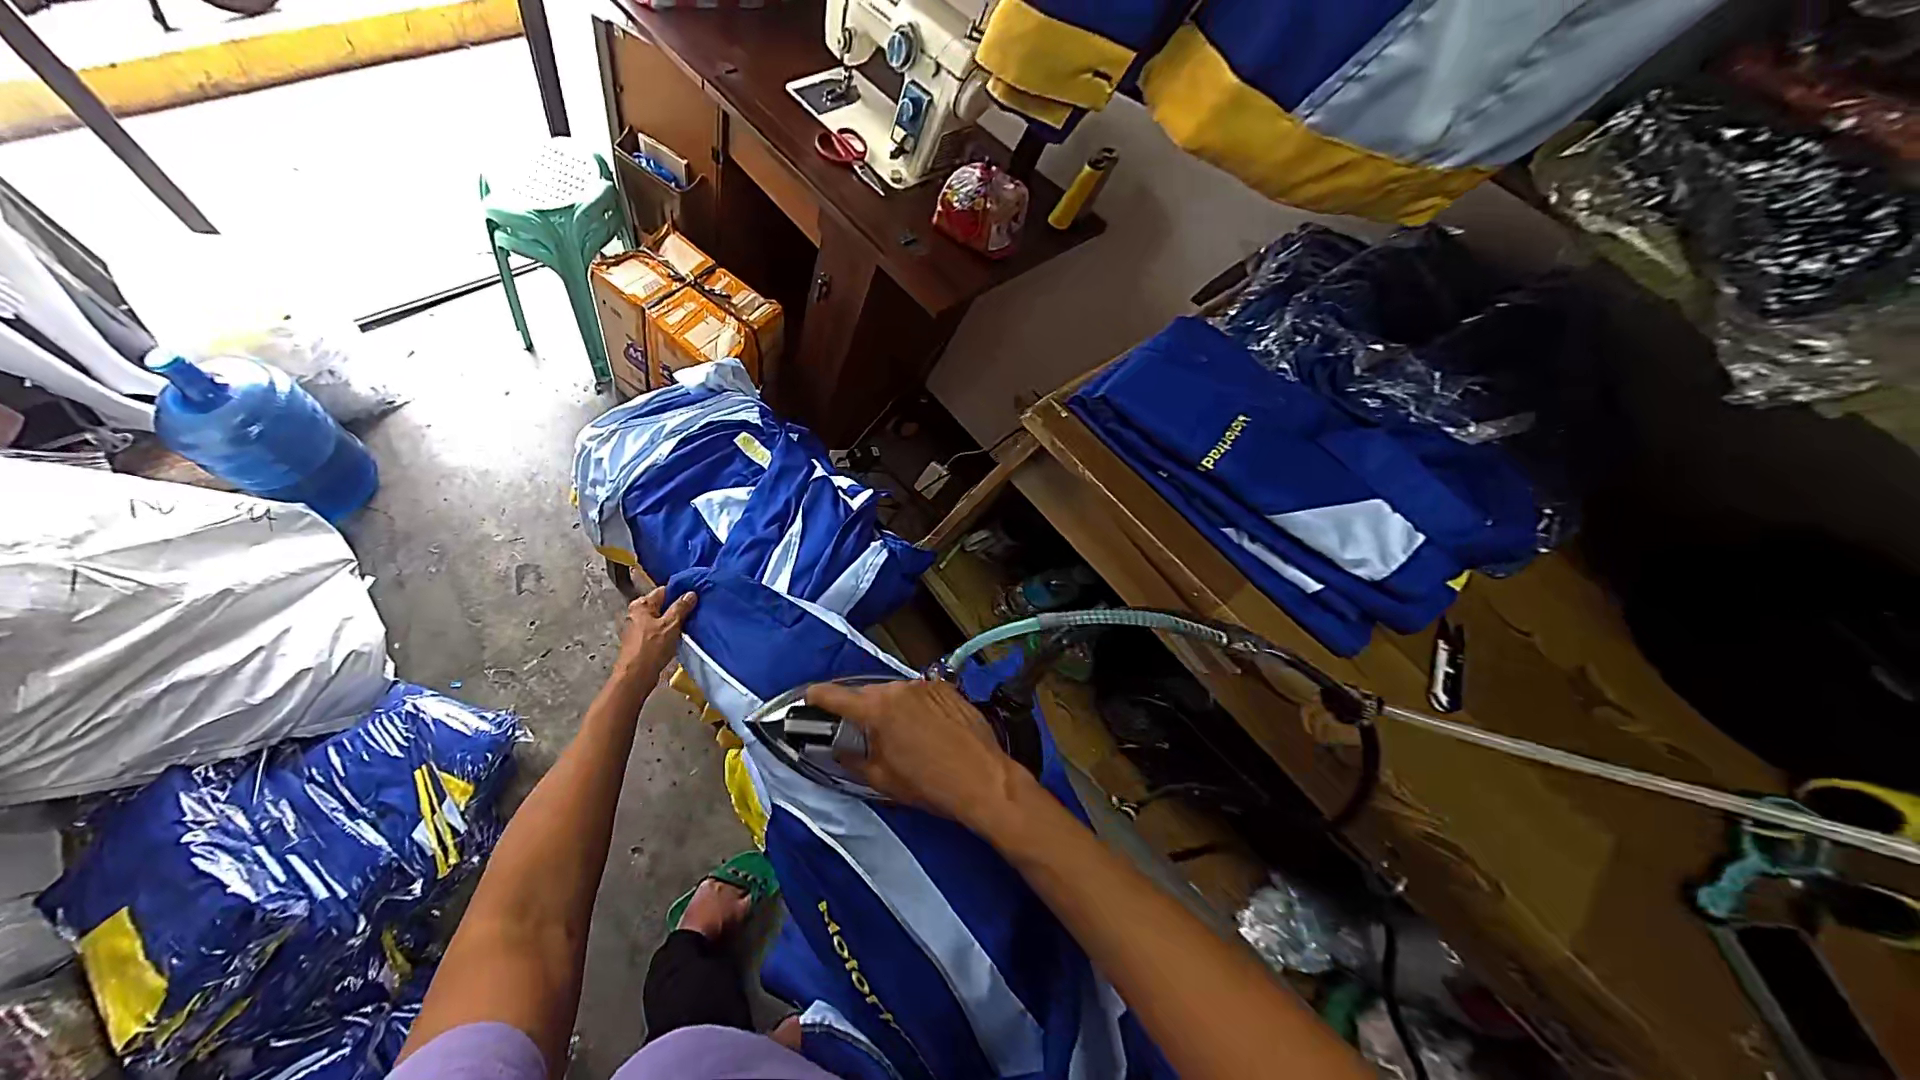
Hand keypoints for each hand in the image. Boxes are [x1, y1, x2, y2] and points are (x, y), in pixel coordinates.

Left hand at [614, 586, 695, 684]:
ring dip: (676, 621)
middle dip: (679, 608)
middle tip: (698, 610)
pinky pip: (661, 630)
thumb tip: (691, 593)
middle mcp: (637, 613)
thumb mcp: (671, 625)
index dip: (681, 593)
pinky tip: (682, 635)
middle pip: (663, 605)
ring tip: (693, 622)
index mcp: (641, 605)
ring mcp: (640, 627)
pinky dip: (671, 631)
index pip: (664, 591)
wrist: (636, 676)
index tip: (697, 596)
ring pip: (663, 618)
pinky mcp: (644, 640)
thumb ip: (681, 607)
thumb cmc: (652, 648)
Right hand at [805, 679, 1033, 834]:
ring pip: (895, 694)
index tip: (809, 700)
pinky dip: (915, 708)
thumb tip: (840, 750)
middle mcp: (899, 689)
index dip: (816, 698)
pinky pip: (920, 695)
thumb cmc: (931, 785)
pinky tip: (925, 731)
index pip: (833, 696)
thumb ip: (852, 760)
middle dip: (860, 712)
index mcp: (876, 709)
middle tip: (862, 736)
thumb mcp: (882, 779)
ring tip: (900, 738)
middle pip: (867, 695)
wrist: (983, 779)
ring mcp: (926, 686)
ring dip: (890, 709)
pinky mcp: (947, 689)